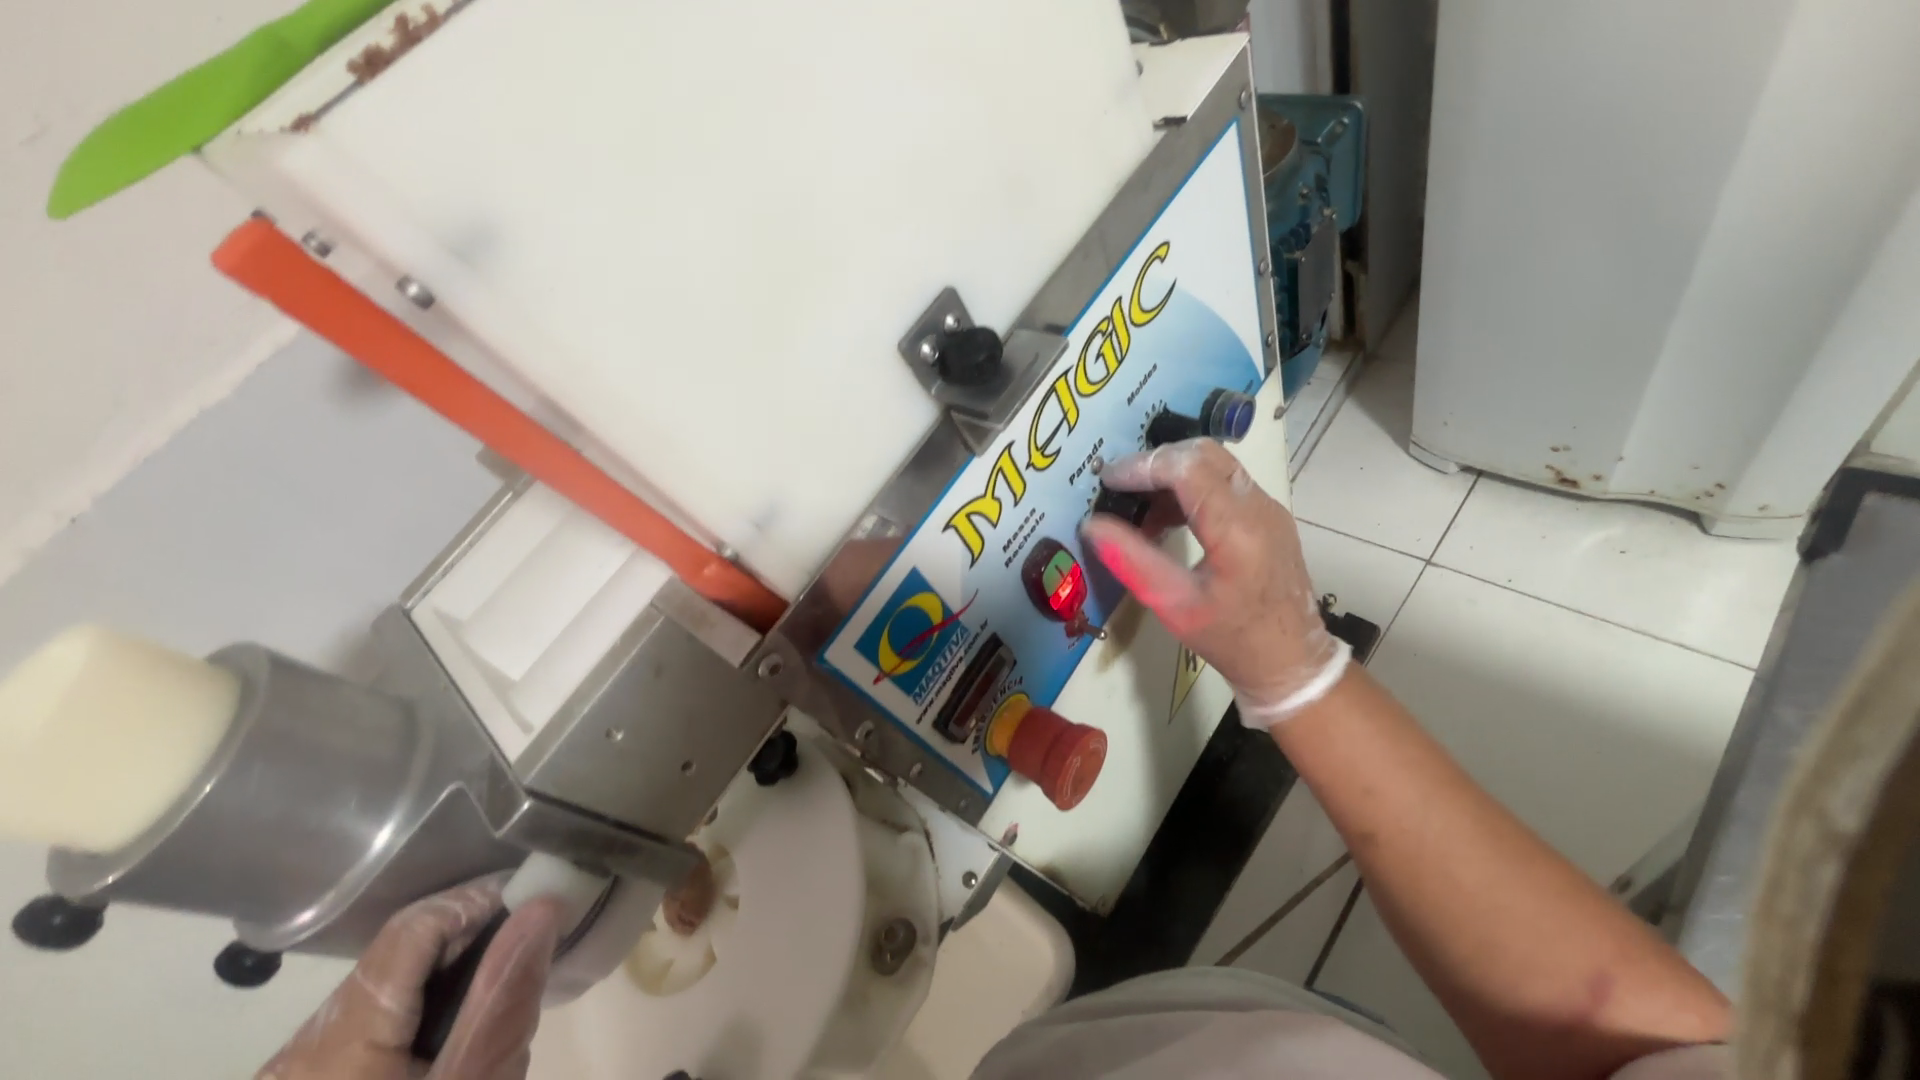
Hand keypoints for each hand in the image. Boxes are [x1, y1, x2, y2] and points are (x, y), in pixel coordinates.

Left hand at [258, 878, 565, 1079]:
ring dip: (449, 973)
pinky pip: (371, 1021)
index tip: (537, 904)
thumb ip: (505, 998)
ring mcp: (298, 1068)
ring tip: (502, 993)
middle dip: (470, 939)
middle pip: (396, 956)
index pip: (412, 929)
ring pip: (386, 986)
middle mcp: (305, 1045)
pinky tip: (455, 1038)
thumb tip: (543, 907)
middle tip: (531, 951)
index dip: (475, 901)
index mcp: (343, 1042)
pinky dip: (423, 1010)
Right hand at [1081, 438, 1348, 727]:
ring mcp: (1269, 508)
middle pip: (1202, 453)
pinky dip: (1192, 488)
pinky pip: (1226, 482)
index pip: (1185, 467)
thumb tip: (1092, 525)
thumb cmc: (1230, 638)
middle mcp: (1258, 506)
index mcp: (1236, 528)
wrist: (1290, 661)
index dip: (1141, 466)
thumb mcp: (1173, 604)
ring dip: (1173, 475)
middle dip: (1156, 462)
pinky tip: (1170, 521)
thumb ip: (1132, 560)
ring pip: (1215, 463)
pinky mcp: (1269, 516)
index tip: (1107, 481)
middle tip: (1122, 489)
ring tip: (1143, 512)